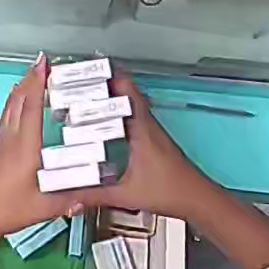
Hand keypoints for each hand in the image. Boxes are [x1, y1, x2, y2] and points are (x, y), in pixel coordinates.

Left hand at [0, 55, 92, 242]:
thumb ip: (69, 201)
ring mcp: (2, 146)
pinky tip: (16, 107)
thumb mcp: (44, 208)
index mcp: (24, 148)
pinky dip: (13, 106)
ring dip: (21, 90)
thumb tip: (92, 196)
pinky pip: (6, 120)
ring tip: (30, 76)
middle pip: (19, 101)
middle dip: (31, 79)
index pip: (32, 107)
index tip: (45, 63)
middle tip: (43, 62)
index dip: (39, 83)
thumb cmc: (6, 210)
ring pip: (10, 109)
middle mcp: (11, 141)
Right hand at [90, 73, 223, 222]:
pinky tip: (109, 126)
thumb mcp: (126, 195)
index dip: (111, 76)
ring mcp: (154, 134)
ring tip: (90, 98)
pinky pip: (137, 120)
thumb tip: (70, 198)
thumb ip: (95, 196)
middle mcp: (149, 127)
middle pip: (128, 95)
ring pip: (133, 107)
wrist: (198, 200)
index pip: (128, 92)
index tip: (92, 68)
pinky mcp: (156, 143)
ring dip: (115, 99)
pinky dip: (122, 116)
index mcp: (143, 131)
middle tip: (84, 81)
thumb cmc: (172, 192)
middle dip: (107, 84)